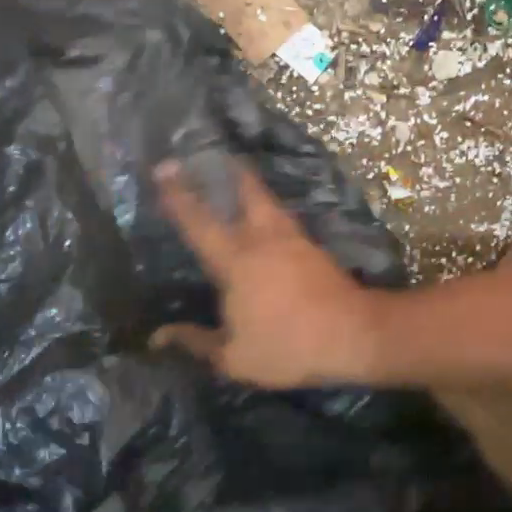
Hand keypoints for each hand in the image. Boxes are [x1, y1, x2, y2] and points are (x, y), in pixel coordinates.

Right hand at [151, 161, 384, 388]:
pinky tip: (268, 216)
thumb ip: (195, 342)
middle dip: (226, 171)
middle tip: (212, 154)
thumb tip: (158, 336)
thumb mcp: (234, 357)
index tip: (163, 169)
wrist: (353, 333)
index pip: (199, 223)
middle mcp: (263, 240)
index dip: (178, 196)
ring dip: (251, 185)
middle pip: (244, 193)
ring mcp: (292, 240)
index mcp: (236, 261)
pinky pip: (283, 218)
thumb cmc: (288, 345)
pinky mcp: (313, 248)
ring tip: (239, 175)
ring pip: (267, 202)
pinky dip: (269, 208)